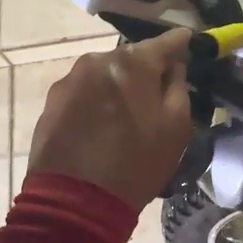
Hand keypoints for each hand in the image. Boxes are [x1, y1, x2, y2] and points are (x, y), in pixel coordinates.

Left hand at [27, 28, 194, 212]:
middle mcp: (98, 60)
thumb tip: (173, 67)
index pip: (167, 41)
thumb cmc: (136, 163)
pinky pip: (83, 92)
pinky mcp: (51, 101)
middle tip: (156, 95)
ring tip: (124, 115)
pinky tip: (100, 126)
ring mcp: (70, 79)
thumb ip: (179, 87)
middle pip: (132, 57)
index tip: (190, 45)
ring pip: (105, 74)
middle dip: (145, 71)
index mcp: (133, 62)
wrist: (74, 202)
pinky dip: (96, 101)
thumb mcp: (177, 128)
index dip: (182, 44)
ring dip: (118, 86)